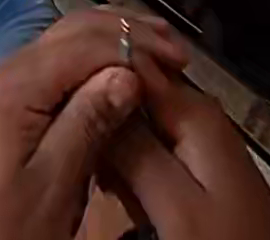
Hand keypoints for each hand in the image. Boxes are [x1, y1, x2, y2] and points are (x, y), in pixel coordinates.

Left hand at [0, 8, 188, 239]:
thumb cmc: (7, 228)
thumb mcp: (51, 187)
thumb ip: (87, 123)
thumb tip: (130, 73)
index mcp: (23, 80)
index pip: (90, 41)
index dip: (136, 46)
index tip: (177, 63)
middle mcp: (20, 63)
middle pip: (84, 25)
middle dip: (132, 31)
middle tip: (177, 50)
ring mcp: (22, 74)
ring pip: (78, 31)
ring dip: (121, 32)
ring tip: (162, 43)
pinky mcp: (26, 89)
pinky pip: (71, 50)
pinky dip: (105, 47)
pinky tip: (128, 59)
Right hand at [105, 55, 269, 239]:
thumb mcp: (177, 206)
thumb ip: (137, 148)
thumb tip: (98, 91)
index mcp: (191, 108)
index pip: (132, 62)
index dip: (97, 77)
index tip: (71, 106)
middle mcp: (194, 112)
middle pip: (132, 94)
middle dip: (109, 126)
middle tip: (97, 168)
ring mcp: (198, 140)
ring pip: (139, 126)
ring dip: (119, 154)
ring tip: (110, 187)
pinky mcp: (198, 167)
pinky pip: (153, 152)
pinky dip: (135, 172)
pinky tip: (127, 198)